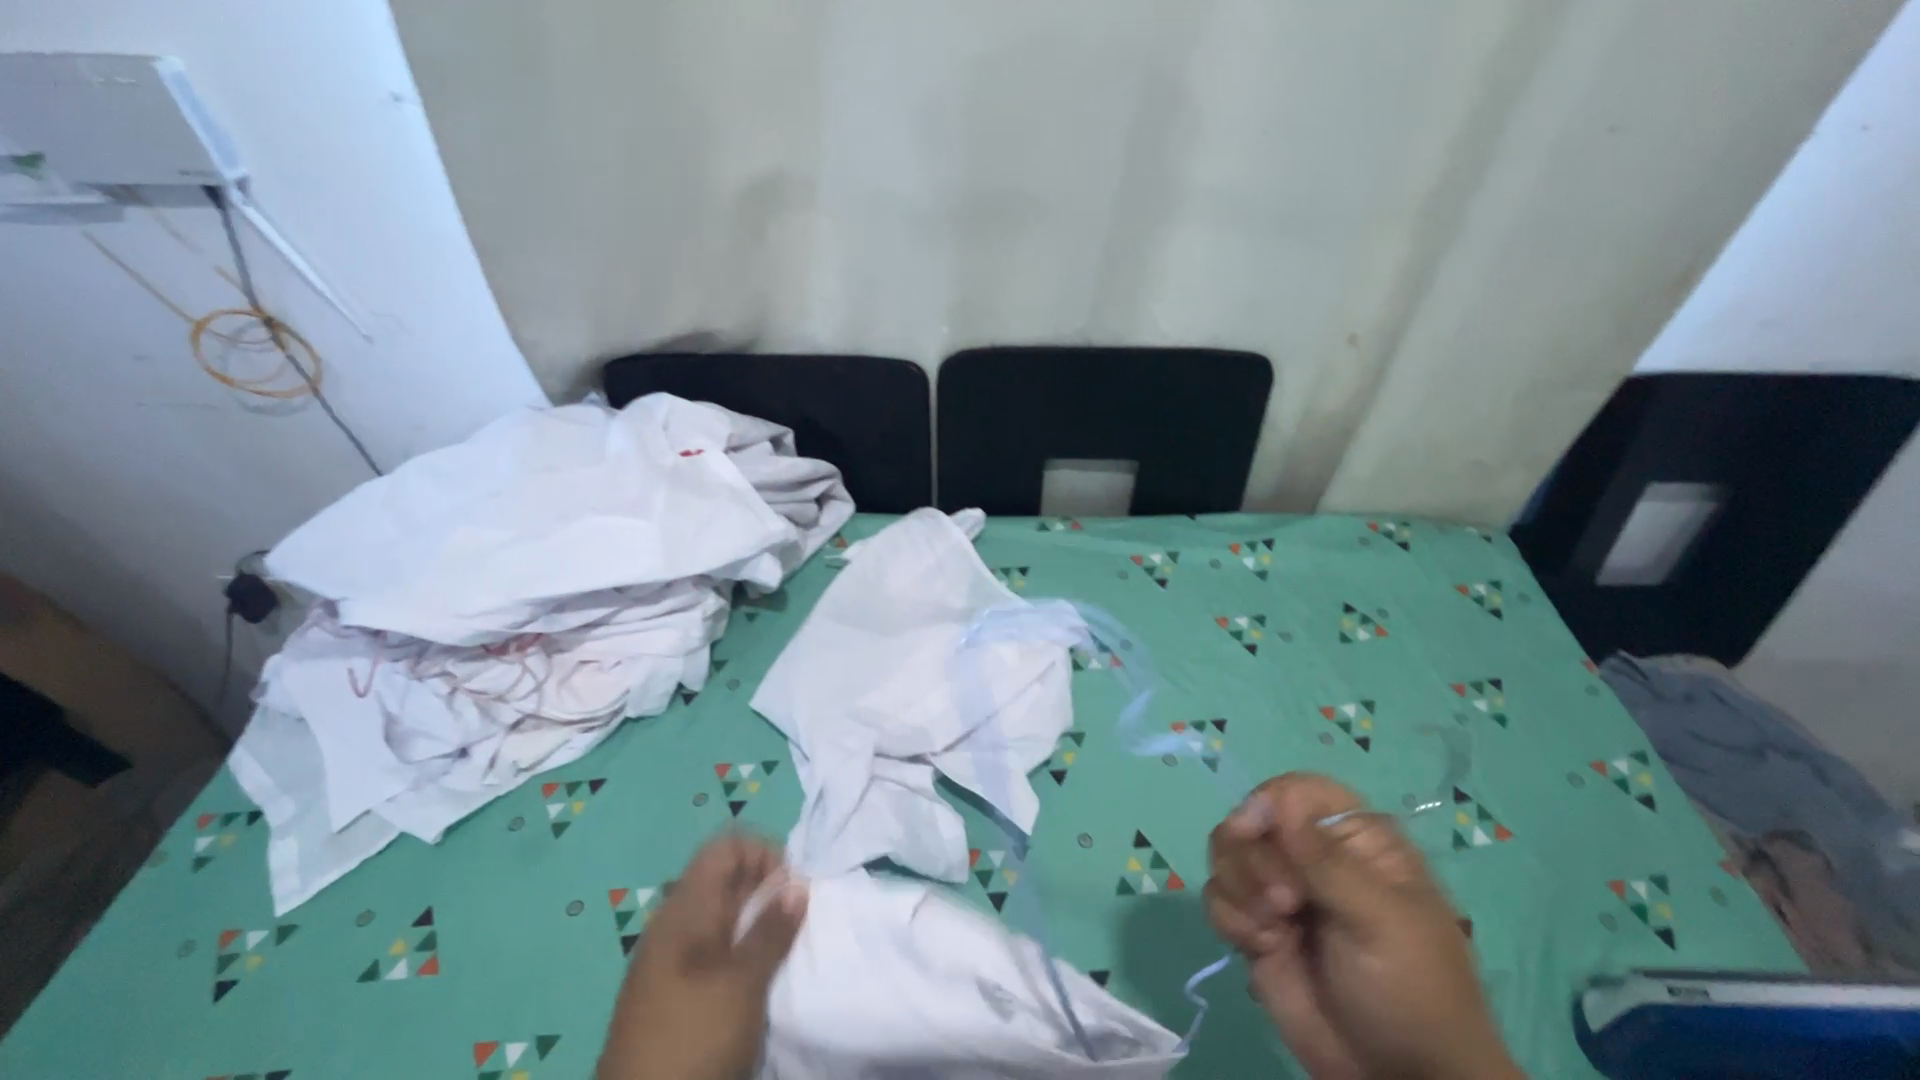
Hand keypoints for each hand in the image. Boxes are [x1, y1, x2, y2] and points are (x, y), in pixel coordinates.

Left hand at [597, 832, 808, 1079]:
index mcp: (685, 909)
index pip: (727, 847)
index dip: (764, 854)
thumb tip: (796, 883)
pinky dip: (747, 955)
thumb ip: (771, 930)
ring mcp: (676, 959)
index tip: (793, 889)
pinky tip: (765, 981)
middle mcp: (678, 924)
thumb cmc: (692, 1037)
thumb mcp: (741, 982)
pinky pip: (720, 952)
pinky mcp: (680, 992)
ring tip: (789, 953)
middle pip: (729, 880)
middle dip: (770, 891)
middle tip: (800, 924)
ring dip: (762, 926)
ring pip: (728, 918)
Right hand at [1206, 774, 1521, 1079]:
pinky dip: (1229, 920)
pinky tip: (1260, 949)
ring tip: (1271, 933)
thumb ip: (1327, 861)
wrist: (1401, 1078)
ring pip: (1226, 857)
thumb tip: (1278, 801)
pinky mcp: (1256, 930)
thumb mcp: (1381, 922)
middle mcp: (1311, 857)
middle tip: (1284, 906)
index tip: (1253, 831)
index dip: (1268, 803)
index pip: (1297, 791)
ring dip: (1239, 891)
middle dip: (1255, 861)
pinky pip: (1217, 899)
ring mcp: (1281, 894)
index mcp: (1355, 840)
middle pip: (1250, 821)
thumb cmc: (1411, 991)